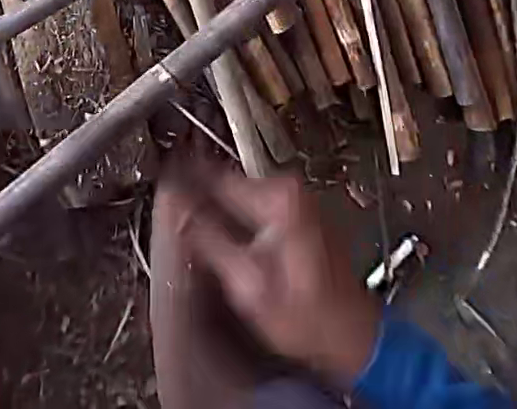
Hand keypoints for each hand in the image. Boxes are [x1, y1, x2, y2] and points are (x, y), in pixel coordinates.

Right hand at [159, 160, 379, 388]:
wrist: (355, 341)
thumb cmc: (309, 319)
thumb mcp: (247, 281)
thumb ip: (206, 236)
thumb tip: (174, 205)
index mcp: (279, 197)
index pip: (213, 174)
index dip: (182, 179)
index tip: (160, 177)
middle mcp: (290, 188)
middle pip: (224, 182)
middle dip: (198, 195)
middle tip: (172, 207)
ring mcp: (296, 198)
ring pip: (236, 192)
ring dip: (214, 205)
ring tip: (192, 222)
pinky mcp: (298, 210)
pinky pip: (251, 202)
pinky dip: (233, 213)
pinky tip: (222, 233)